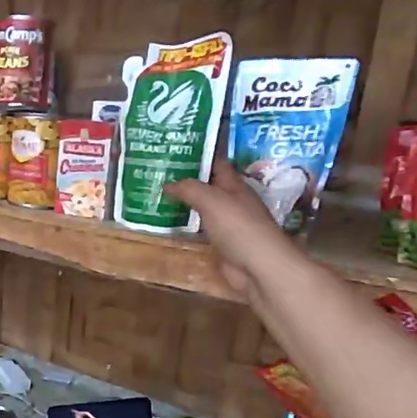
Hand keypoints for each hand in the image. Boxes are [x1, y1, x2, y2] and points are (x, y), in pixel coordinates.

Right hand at [167, 161, 302, 299]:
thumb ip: (189, 189)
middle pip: (208, 185)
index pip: (217, 163)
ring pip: (203, 207)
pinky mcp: (222, 244)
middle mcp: (232, 201)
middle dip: (187, 179)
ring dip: (185, 202)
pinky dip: (187, 225)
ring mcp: (228, 224)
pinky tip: (169, 222)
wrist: (258, 267)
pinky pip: (201, 229)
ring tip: (158, 194)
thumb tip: (168, 183)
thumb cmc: (238, 226)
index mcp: (234, 185)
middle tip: (159, 172)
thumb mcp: (212, 200)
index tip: (176, 150)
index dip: (199, 155)